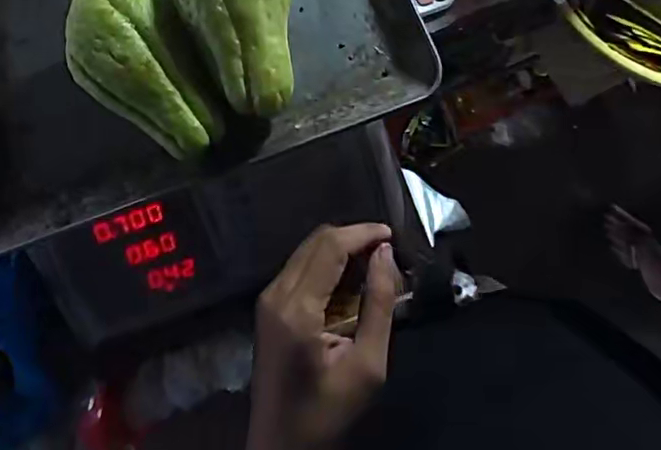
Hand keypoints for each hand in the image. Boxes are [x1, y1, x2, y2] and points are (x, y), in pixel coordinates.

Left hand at [248, 224, 401, 449]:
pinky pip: (300, 267)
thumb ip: (378, 306)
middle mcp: (276, 293)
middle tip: (386, 251)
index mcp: (297, 308)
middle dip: (354, 238)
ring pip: (308, 250)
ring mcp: (268, 298)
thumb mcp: (366, 368)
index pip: (330, 246)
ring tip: (374, 265)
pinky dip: (327, 265)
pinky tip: (350, 283)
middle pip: (317, 241)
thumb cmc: (326, 415)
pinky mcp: (268, 306)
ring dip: (341, 249)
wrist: (280, 448)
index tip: (392, 235)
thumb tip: (385, 255)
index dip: (362, 233)